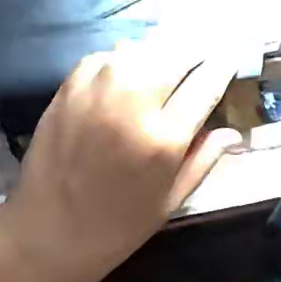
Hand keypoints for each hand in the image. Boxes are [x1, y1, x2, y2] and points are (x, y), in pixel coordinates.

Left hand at [0, 41, 240, 281]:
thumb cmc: (118, 226)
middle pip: (176, 54)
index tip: (228, 64)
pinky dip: (122, 61)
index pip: (206, 82)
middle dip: (193, 57)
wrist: (47, 233)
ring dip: (158, 56)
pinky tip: (124, 81)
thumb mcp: (172, 200)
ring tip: (162, 73)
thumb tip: (234, 130)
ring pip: (141, 48)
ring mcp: (96, 90)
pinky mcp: (68, 87)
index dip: (223, 68)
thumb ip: (205, 158)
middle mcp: (132, 103)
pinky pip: (106, 56)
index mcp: (163, 138)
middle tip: (197, 68)